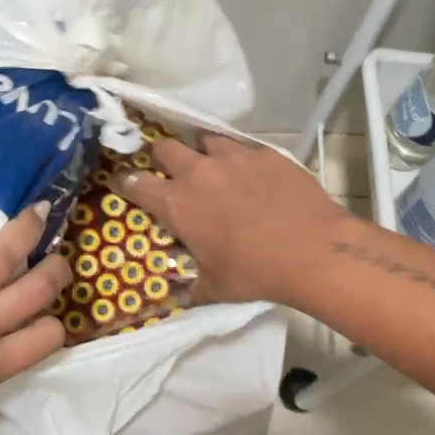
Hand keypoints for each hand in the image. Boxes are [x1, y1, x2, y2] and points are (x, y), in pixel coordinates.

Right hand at [116, 133, 350, 306]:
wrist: (312, 251)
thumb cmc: (254, 273)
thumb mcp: (214, 287)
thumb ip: (192, 285)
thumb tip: (181, 295)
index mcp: (177, 205)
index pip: (136, 184)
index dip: (125, 181)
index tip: (122, 181)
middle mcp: (199, 173)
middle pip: (165, 148)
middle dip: (160, 155)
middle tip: (166, 167)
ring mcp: (234, 158)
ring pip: (205, 139)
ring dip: (201, 150)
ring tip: (210, 163)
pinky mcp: (266, 154)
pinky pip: (244, 147)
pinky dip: (239, 158)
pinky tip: (250, 172)